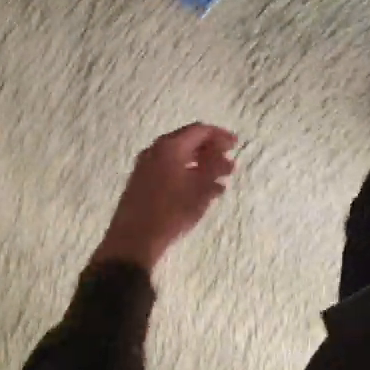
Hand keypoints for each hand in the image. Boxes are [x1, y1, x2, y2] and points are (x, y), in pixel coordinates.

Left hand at [93, 124, 238, 272]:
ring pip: (178, 156)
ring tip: (218, 180)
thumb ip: (214, 170)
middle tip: (228, 163)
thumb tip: (224, 161)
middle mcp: (156, 150)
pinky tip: (200, 190)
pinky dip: (186, 172)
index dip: (220, 136)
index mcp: (170, 147)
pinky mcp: (141, 180)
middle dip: (211, 151)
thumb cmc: (171, 211)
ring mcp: (146, 165)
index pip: (200, 130)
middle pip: (188, 141)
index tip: (235, 145)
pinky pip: (169, 167)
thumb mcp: (200, 190)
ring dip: (200, 163)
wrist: (133, 239)